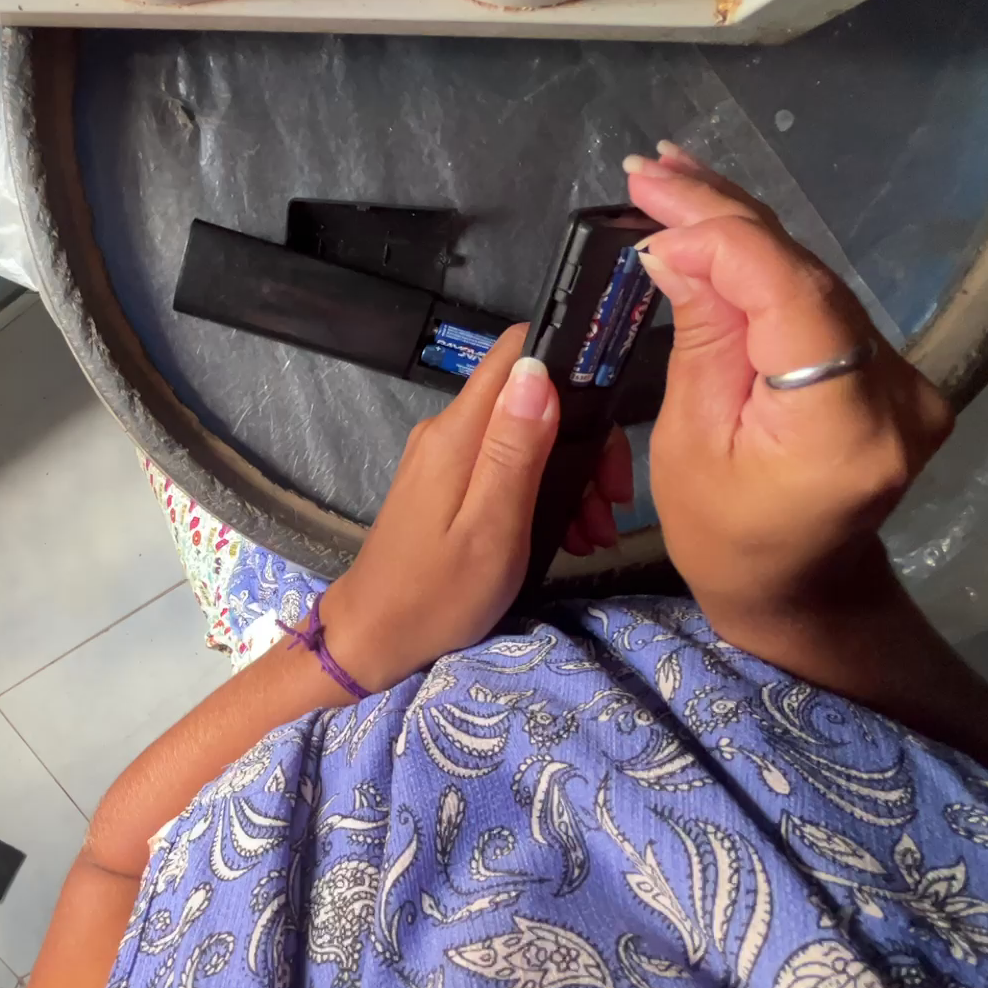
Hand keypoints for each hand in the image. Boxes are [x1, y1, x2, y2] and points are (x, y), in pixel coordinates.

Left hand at [318, 327, 631, 691]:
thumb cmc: (437, 594)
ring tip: (591, 535)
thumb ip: (514, 449)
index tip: (611, 407)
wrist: (375, 634)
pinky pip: (502, 468)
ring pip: (523, 437)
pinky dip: (540, 493)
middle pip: (529, 400)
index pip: (514, 353)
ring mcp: (442, 458)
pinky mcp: (444, 484)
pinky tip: (565, 535)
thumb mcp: (491, 528)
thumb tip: (535, 369)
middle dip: (582, 442)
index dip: (568, 363)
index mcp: (456, 435)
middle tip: (608, 505)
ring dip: (568, 478)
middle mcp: (445, 433)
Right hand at [626, 143, 953, 628]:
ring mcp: (904, 372)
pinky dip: (760, 265)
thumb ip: (698, 343)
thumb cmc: (719, 534)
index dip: (722, 243)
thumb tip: (675, 255)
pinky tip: (715, 228)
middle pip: (807, 274)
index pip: (792, 299)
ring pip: (812, 278)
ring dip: (737, 229)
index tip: (651, 212)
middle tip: (651, 169)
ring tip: (671, 180)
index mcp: (839, 427)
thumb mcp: (687, 443)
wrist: (795, 582)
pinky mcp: (888, 365)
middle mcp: (897, 387)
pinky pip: (816, 302)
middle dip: (723, 216)